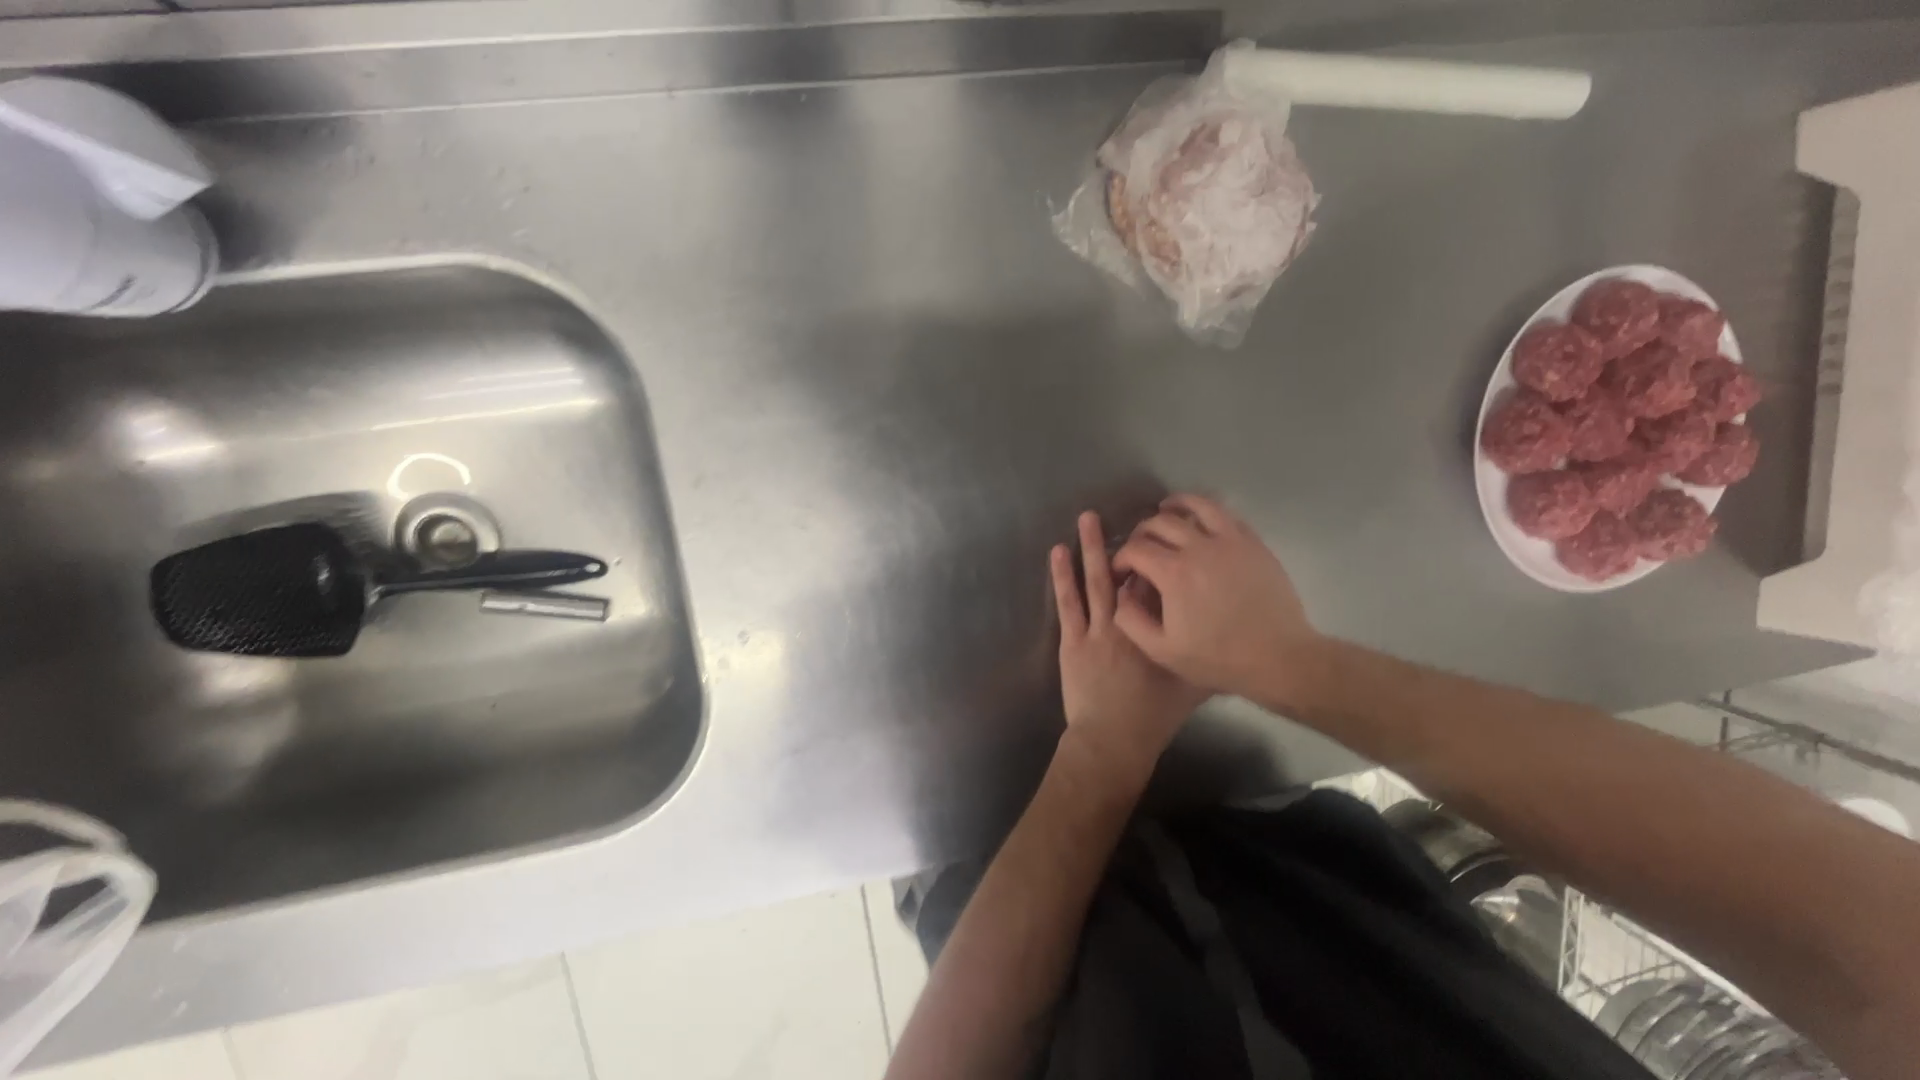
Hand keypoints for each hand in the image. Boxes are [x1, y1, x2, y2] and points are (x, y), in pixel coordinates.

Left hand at [1051, 511, 1207, 786]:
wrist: (1115, 739)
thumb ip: (1208, 661)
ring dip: (1092, 548)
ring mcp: (1099, 631)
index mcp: (1163, 631)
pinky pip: (1069, 602)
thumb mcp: (1193, 687)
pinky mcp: (1074, 641)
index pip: (1165, 588)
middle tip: (1134, 515)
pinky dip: (1063, 576)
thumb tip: (1227, 643)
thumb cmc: (1155, 716)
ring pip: (1096, 582)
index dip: (1165, 561)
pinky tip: (1060, 552)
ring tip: (1087, 517)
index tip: (1166, 535)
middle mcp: (1131, 624)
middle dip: (1133, 544)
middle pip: (1131, 575)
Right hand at [1111, 495, 1321, 701]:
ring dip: (1175, 506)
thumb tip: (1121, 593)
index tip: (1122, 571)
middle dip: (1141, 532)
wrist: (1278, 657)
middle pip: (1160, 523)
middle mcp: (1199, 547)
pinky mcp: (1253, 544)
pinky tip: (1202, 522)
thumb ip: (1131, 620)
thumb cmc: (1218, 658)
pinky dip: (1207, 512)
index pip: (1135, 548)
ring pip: (1197, 506)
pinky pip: (1226, 515)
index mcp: (1174, 573)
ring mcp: (1230, 541)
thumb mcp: (1163, 650)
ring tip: (1167, 510)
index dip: (1121, 557)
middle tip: (1140, 548)